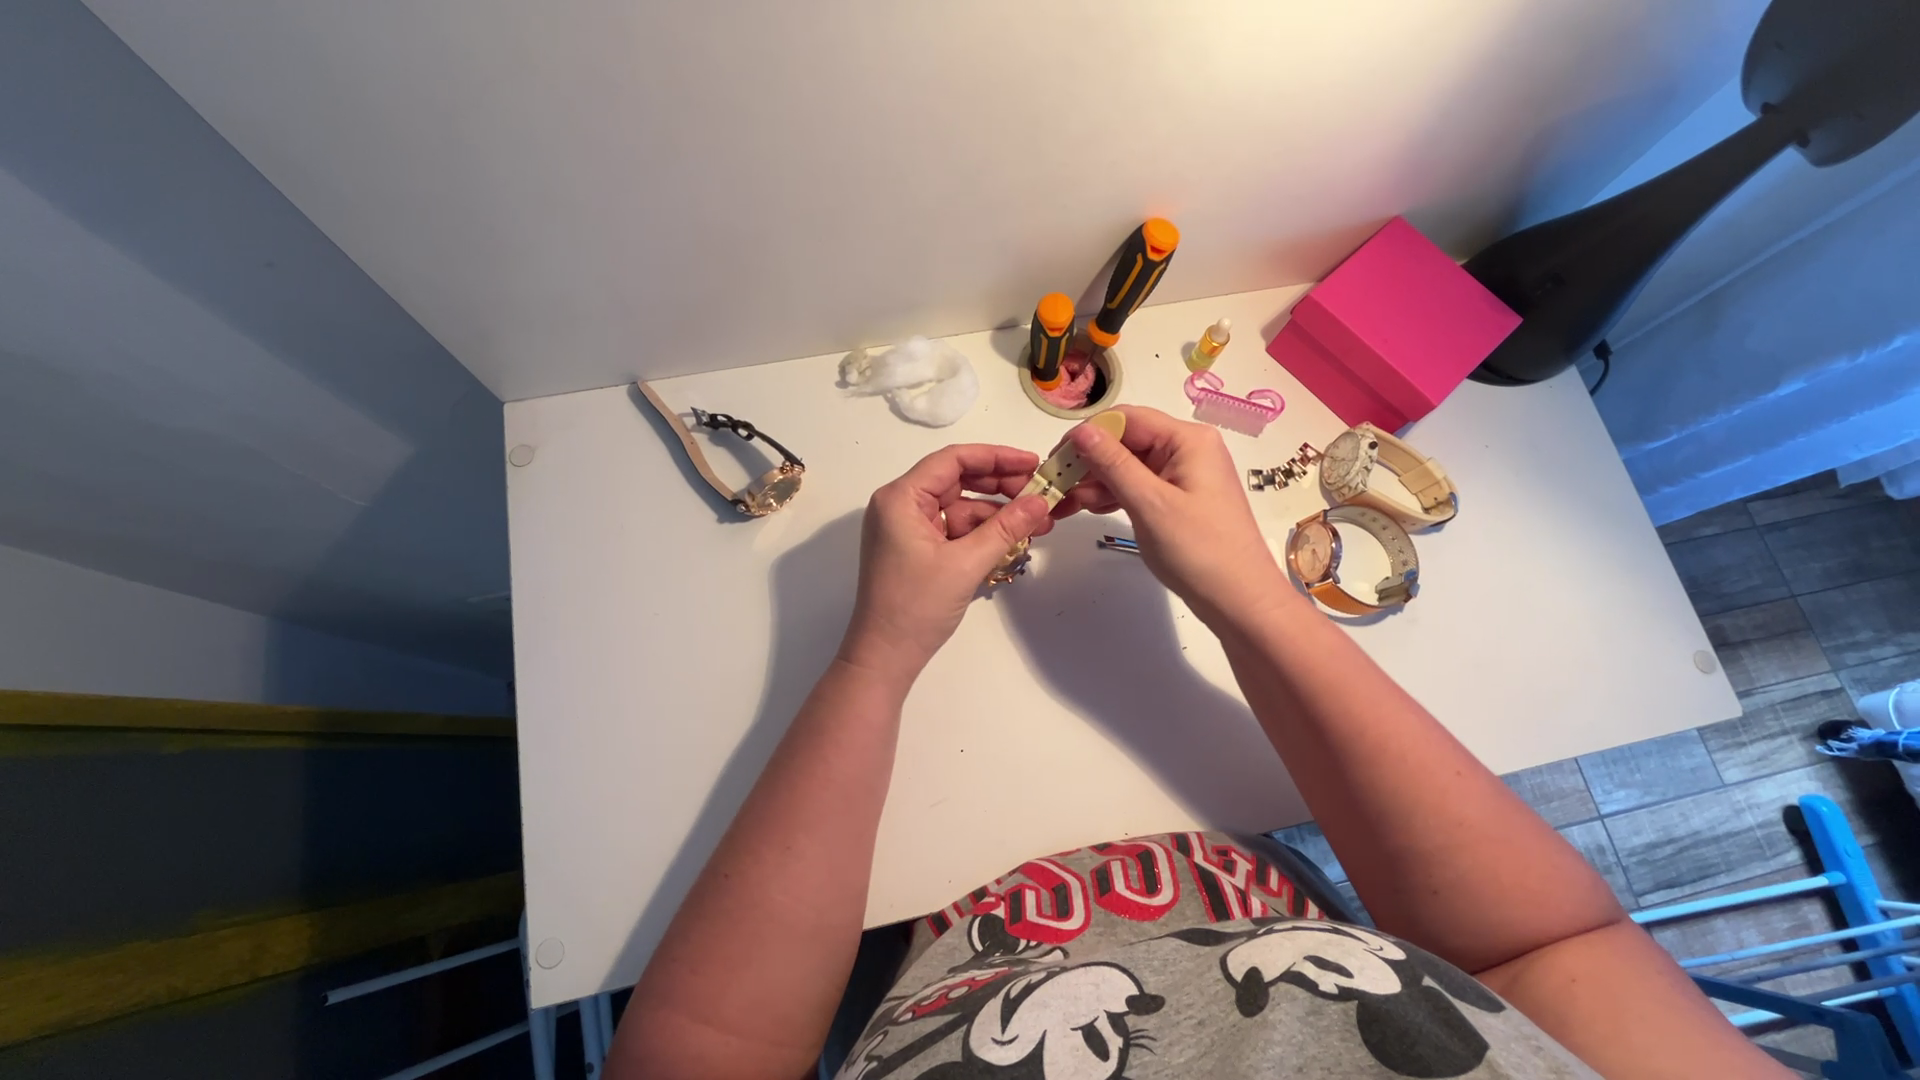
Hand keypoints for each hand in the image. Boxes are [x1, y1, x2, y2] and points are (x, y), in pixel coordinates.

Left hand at [838, 444, 1053, 681]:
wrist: (885, 657)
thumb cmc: (916, 606)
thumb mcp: (966, 563)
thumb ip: (1006, 528)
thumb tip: (1042, 500)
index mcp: (901, 498)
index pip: (952, 460)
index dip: (996, 457)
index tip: (1033, 462)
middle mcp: (901, 506)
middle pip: (957, 480)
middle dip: (1000, 486)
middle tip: (1041, 492)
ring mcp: (908, 529)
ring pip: (961, 507)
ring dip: (997, 514)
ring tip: (1039, 522)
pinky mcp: (917, 550)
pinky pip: (955, 530)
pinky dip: (983, 534)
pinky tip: (1015, 540)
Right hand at [1053, 406, 1297, 626]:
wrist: (1240, 601)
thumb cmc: (1199, 550)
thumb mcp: (1150, 504)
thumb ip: (1113, 464)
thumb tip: (1080, 431)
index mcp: (1187, 440)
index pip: (1126, 419)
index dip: (1087, 434)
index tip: (1055, 459)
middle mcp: (1186, 449)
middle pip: (1125, 441)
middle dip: (1088, 461)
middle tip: (1055, 486)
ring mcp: (1182, 475)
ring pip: (1127, 466)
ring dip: (1095, 481)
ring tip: (1065, 504)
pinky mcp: (1177, 499)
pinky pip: (1137, 486)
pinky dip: (1112, 495)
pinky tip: (1088, 508)